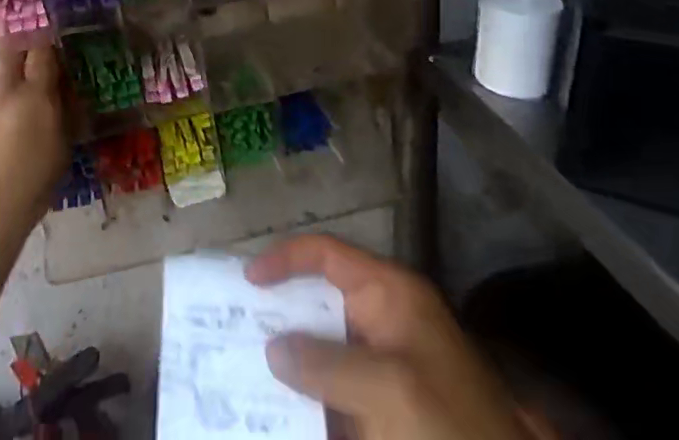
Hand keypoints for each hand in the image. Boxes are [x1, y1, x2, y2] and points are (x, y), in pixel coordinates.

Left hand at [0, 47, 66, 251]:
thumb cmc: (25, 197)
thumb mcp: (58, 157)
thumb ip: (56, 119)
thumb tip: (54, 98)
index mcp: (35, 100)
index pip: (42, 56)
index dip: (41, 51)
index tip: (40, 54)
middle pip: (6, 58)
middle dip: (11, 64)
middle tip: (11, 89)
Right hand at [247, 235, 538, 439]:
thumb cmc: (449, 424)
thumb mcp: (390, 389)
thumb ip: (327, 363)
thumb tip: (274, 348)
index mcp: (389, 294)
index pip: (328, 254)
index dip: (285, 258)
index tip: (247, 281)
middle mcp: (380, 319)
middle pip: (316, 300)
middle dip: (276, 312)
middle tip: (229, 326)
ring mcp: (378, 364)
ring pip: (317, 348)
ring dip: (283, 360)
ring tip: (237, 366)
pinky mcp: (377, 405)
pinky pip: (328, 389)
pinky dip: (300, 396)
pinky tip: (270, 407)